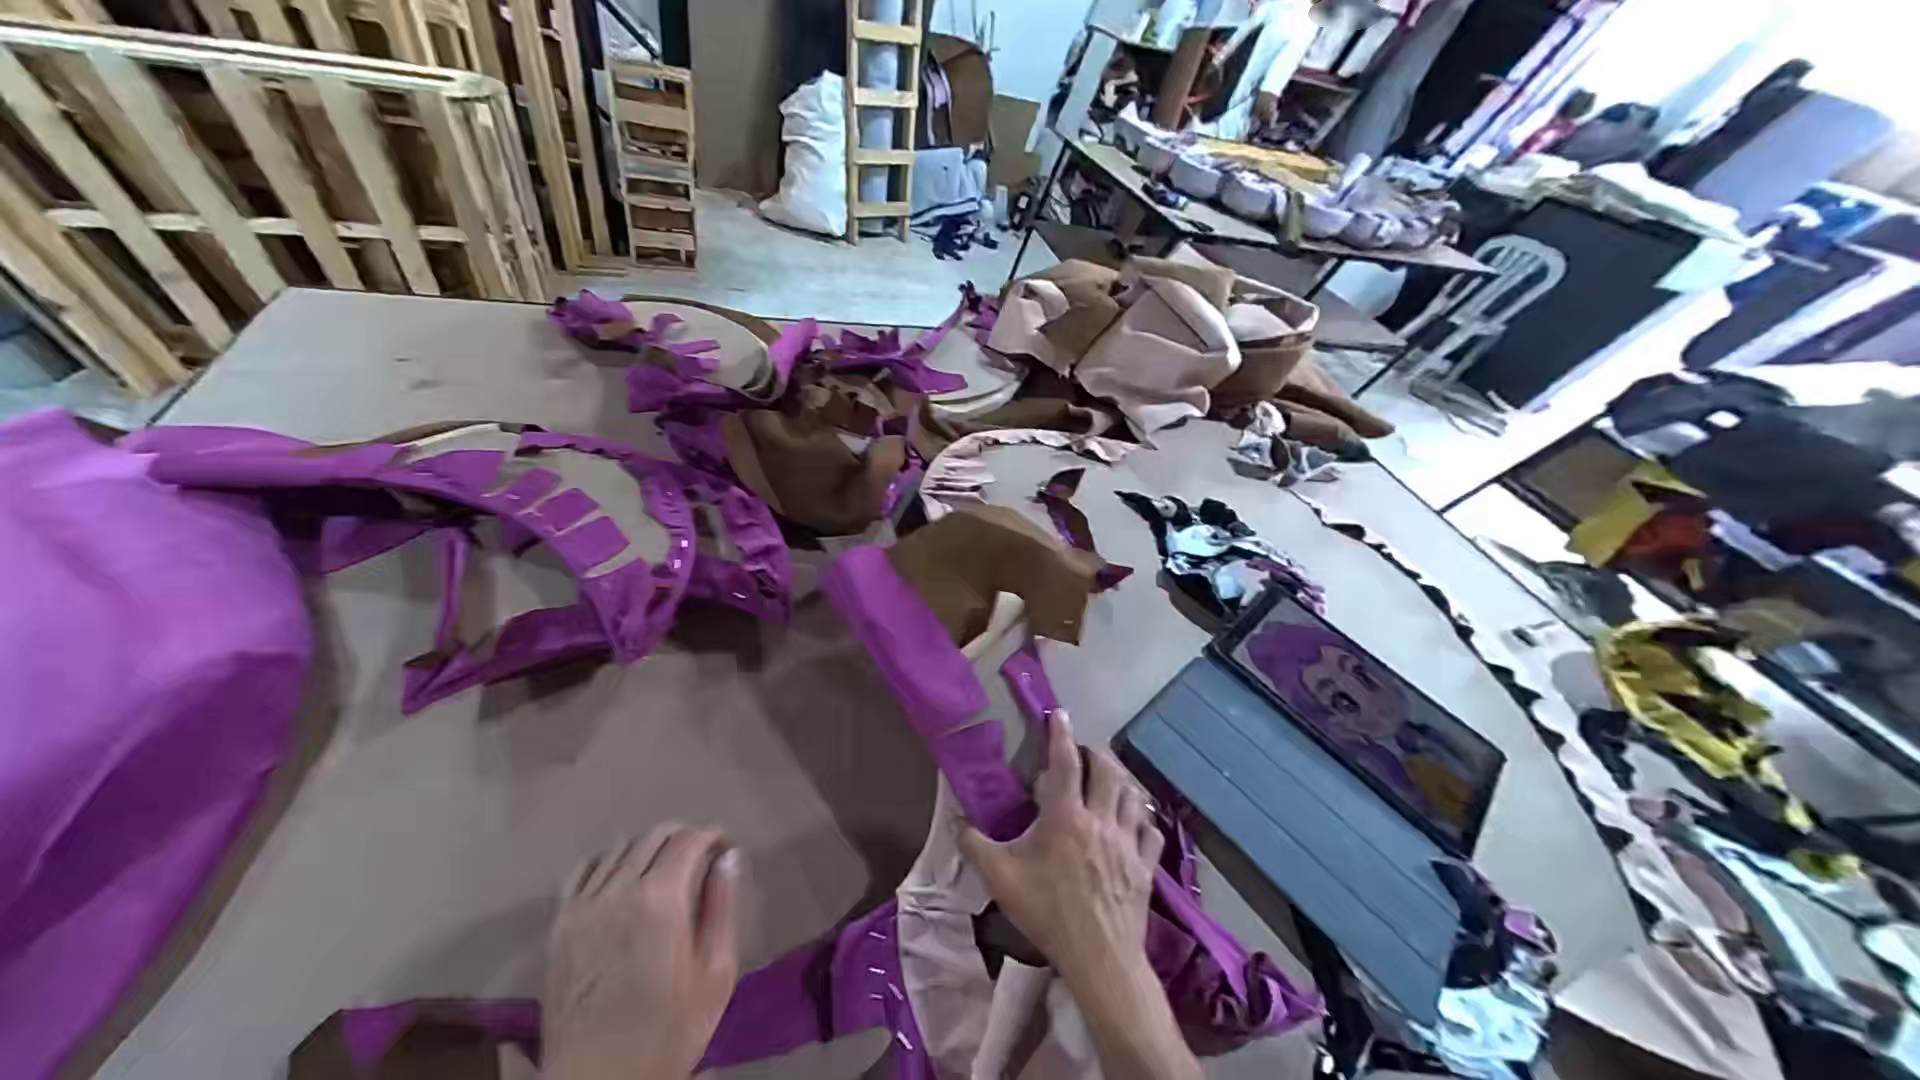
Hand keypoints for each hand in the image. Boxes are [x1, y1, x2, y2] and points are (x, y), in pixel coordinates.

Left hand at [542, 824, 740, 1079]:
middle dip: (683, 836)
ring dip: (646, 848)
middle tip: (700, 859)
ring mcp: (583, 907)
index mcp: (661, 899)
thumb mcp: (715, 972)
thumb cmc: (668, 1030)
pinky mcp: (559, 925)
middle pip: (654, 834)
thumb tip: (728, 858)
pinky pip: (582, 871)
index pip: (689, 839)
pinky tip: (620, 881)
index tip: (726, 851)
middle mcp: (619, 890)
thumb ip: (722, 906)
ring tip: (662, 872)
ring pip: (619, 847)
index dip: (713, 836)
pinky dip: (606, 863)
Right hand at [958, 710, 1163, 985]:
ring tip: (1109, 782)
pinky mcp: (1145, 866)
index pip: (1064, 762)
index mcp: (1065, 816)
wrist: (1099, 957)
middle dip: (1095, 754)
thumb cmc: (1048, 912)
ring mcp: (1128, 842)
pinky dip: (1143, 820)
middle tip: (1083, 753)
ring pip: (1133, 796)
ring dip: (1121, 782)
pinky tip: (1136, 824)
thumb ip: (976, 846)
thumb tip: (958, 822)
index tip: (1059, 713)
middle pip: (1107, 770)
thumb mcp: (1001, 879)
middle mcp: (1100, 819)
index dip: (1060, 734)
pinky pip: (1151, 831)